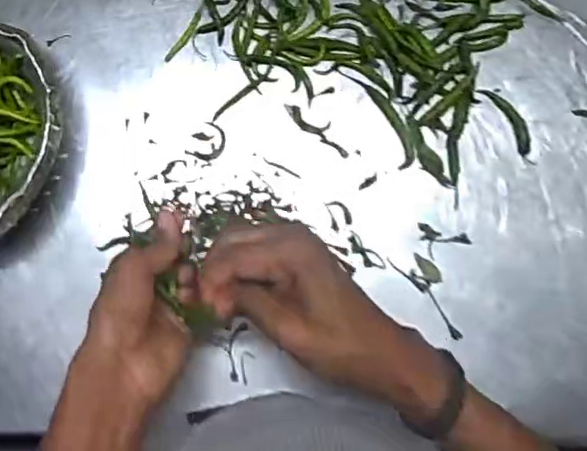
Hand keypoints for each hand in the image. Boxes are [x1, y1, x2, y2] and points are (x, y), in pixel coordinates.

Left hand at [44, 211, 191, 449]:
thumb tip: (170, 214)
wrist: (125, 363)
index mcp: (134, 264)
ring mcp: (171, 303)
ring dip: (194, 275)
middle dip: (185, 251)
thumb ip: (158, 245)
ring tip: (188, 281)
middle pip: (178, 258)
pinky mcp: (189, 325)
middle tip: (191, 248)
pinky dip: (208, 297)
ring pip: (192, 278)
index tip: (186, 213)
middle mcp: (153, 281)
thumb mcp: (134, 267)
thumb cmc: (120, 308)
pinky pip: (203, 304)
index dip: (170, 229)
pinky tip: (209, 293)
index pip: (157, 241)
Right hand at [197, 222, 448, 418]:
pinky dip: (239, 264)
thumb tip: (215, 293)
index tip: (202, 306)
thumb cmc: (342, 347)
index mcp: (291, 248)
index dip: (212, 279)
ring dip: (224, 265)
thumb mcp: (290, 332)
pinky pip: (254, 246)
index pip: (234, 254)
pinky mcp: (294, 246)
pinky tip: (235, 289)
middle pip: (232, 237)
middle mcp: (289, 232)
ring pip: (239, 238)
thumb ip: (248, 303)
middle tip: (207, 303)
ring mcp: (292, 236)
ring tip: (219, 299)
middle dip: (214, 268)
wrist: (384, 354)